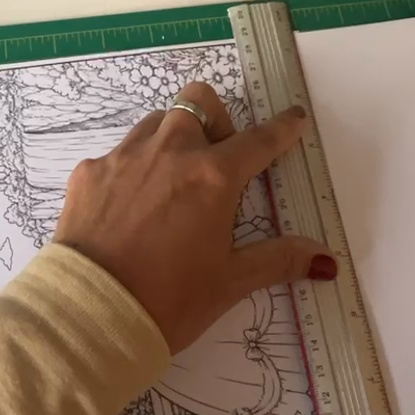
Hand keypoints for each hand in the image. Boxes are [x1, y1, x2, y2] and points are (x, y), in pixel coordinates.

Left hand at [54, 82, 335, 351]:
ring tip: (172, 180)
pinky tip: (129, 206)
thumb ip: (278, 259)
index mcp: (212, 176)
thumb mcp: (230, 281)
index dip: (281, 129)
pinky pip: (118, 153)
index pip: (258, 141)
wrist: (90, 312)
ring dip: (172, 138)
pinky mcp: (89, 171)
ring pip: (155, 122)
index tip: (292, 118)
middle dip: (215, 120)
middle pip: (197, 101)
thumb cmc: (169, 300)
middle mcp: (169, 152)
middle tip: (217, 158)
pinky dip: (132, 168)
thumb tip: (325, 259)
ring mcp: (124, 156)